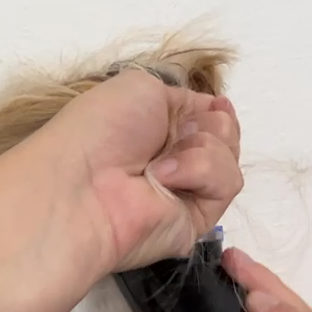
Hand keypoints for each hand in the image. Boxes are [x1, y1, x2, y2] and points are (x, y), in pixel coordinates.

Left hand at [14, 69, 242, 271]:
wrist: (82, 186)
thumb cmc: (99, 130)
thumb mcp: (138, 89)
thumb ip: (179, 97)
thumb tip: (210, 110)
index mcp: (157, 131)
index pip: (208, 119)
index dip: (216, 111)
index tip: (216, 106)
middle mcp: (173, 164)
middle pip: (226, 138)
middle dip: (212, 125)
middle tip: (178, 133)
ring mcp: (184, 195)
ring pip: (230, 160)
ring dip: (203, 148)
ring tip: (161, 163)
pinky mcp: (194, 223)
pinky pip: (225, 185)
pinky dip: (201, 172)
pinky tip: (165, 178)